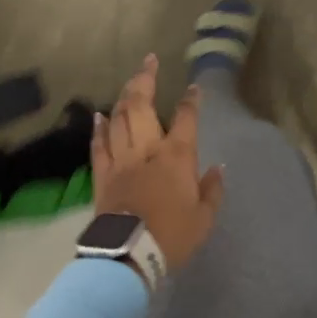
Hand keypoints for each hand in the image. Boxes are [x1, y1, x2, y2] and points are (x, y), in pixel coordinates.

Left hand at [92, 54, 225, 276]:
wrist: (128, 256)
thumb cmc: (172, 236)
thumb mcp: (204, 218)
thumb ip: (212, 190)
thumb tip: (218, 168)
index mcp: (177, 155)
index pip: (186, 117)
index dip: (191, 100)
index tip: (194, 88)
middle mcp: (148, 148)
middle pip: (142, 104)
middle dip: (146, 79)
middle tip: (149, 61)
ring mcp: (121, 159)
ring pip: (119, 118)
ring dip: (124, 96)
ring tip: (130, 81)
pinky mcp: (102, 174)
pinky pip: (99, 144)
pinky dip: (99, 128)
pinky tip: (99, 115)